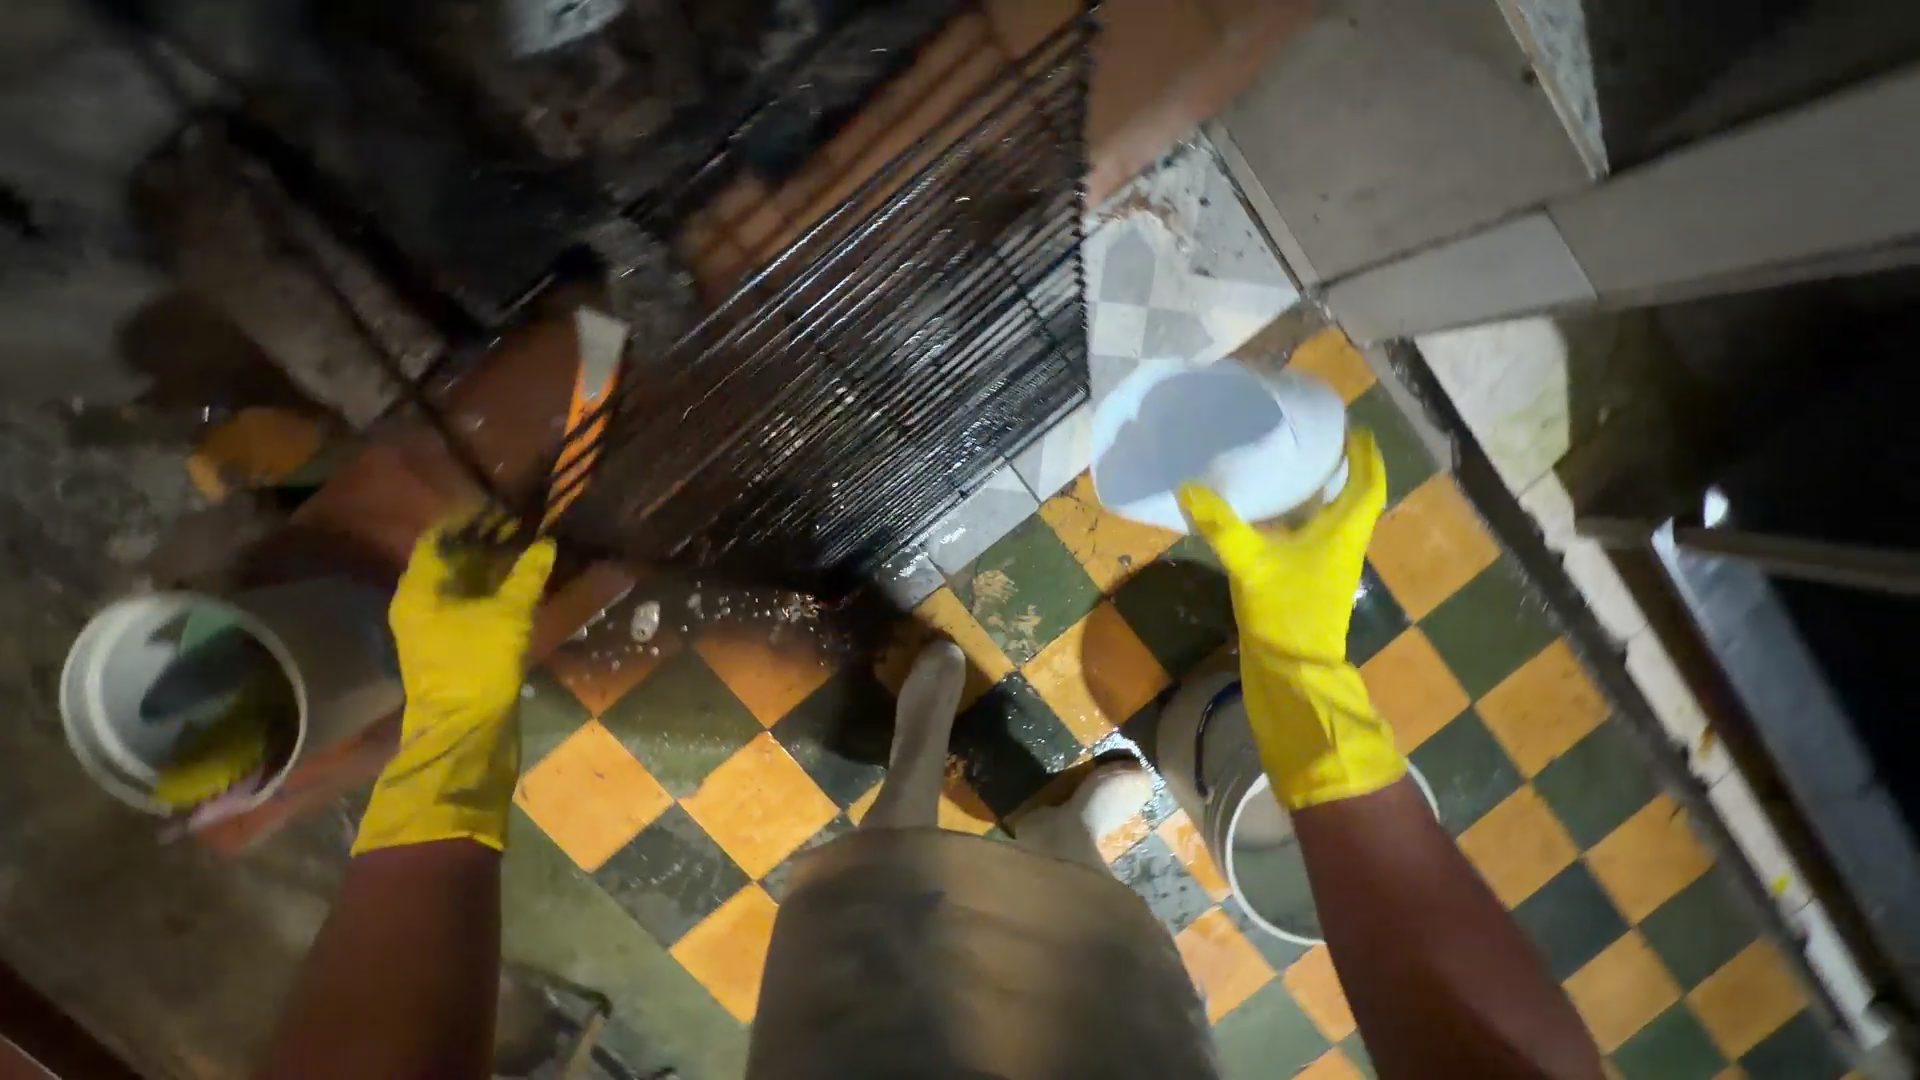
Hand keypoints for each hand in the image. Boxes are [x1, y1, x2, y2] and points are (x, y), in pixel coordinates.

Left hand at [352, 524, 555, 854]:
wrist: (465, 725)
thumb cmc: (479, 663)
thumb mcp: (511, 613)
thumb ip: (528, 574)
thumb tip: (547, 542)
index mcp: (419, 589)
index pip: (437, 538)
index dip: (468, 520)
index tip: (501, 508)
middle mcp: (417, 602)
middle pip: (447, 559)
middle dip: (482, 540)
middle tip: (519, 525)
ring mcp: (429, 625)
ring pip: (457, 582)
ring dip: (487, 564)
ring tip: (522, 549)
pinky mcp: (446, 643)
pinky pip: (464, 601)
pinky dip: (488, 587)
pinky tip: (516, 583)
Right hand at [1177, 431, 1405, 808]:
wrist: (1292, 671)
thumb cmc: (1286, 612)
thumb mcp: (1251, 563)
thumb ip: (1220, 525)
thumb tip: (1189, 487)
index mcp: (1344, 532)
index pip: (1368, 482)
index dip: (1365, 454)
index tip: (1353, 427)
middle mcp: (1344, 544)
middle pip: (1353, 497)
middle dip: (1341, 467)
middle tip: (1316, 441)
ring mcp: (1328, 565)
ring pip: (1331, 518)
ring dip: (1320, 492)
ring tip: (1292, 467)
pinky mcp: (1309, 580)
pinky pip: (1311, 536)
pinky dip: (1298, 517)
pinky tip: (1268, 514)